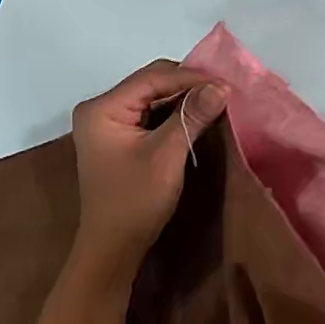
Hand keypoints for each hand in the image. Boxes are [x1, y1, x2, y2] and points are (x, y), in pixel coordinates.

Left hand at [70, 59, 227, 261]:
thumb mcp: (167, 155)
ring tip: (214, 101)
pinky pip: (146, 115)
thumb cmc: (135, 200)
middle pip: (149, 83)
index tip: (225, 83)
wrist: (113, 246)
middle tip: (222, 92)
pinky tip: (195, 116)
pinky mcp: (115, 138)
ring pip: (150, 98)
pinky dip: (171, 115)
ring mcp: (105, 124)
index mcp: (102, 108)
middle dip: (186, 85)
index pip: (151, 78)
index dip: (190, 77)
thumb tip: (221, 86)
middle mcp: (99, 109)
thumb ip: (191, 116)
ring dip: (181, 100)